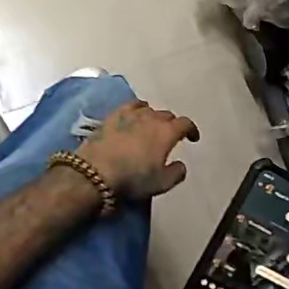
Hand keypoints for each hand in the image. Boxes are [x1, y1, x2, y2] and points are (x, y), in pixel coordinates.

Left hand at [74, 100, 198, 199]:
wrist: (96, 171)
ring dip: (154, 116)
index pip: (185, 124)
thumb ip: (177, 172)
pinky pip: (130, 105)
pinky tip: (134, 114)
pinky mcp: (112, 115)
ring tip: (152, 125)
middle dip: (172, 124)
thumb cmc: (133, 178)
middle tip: (170, 135)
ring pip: (149, 109)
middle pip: (167, 115)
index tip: (192, 138)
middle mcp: (151, 118)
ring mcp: (130, 114)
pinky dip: (137, 108)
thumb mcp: (162, 183)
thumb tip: (180, 164)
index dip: (191, 130)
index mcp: (166, 132)